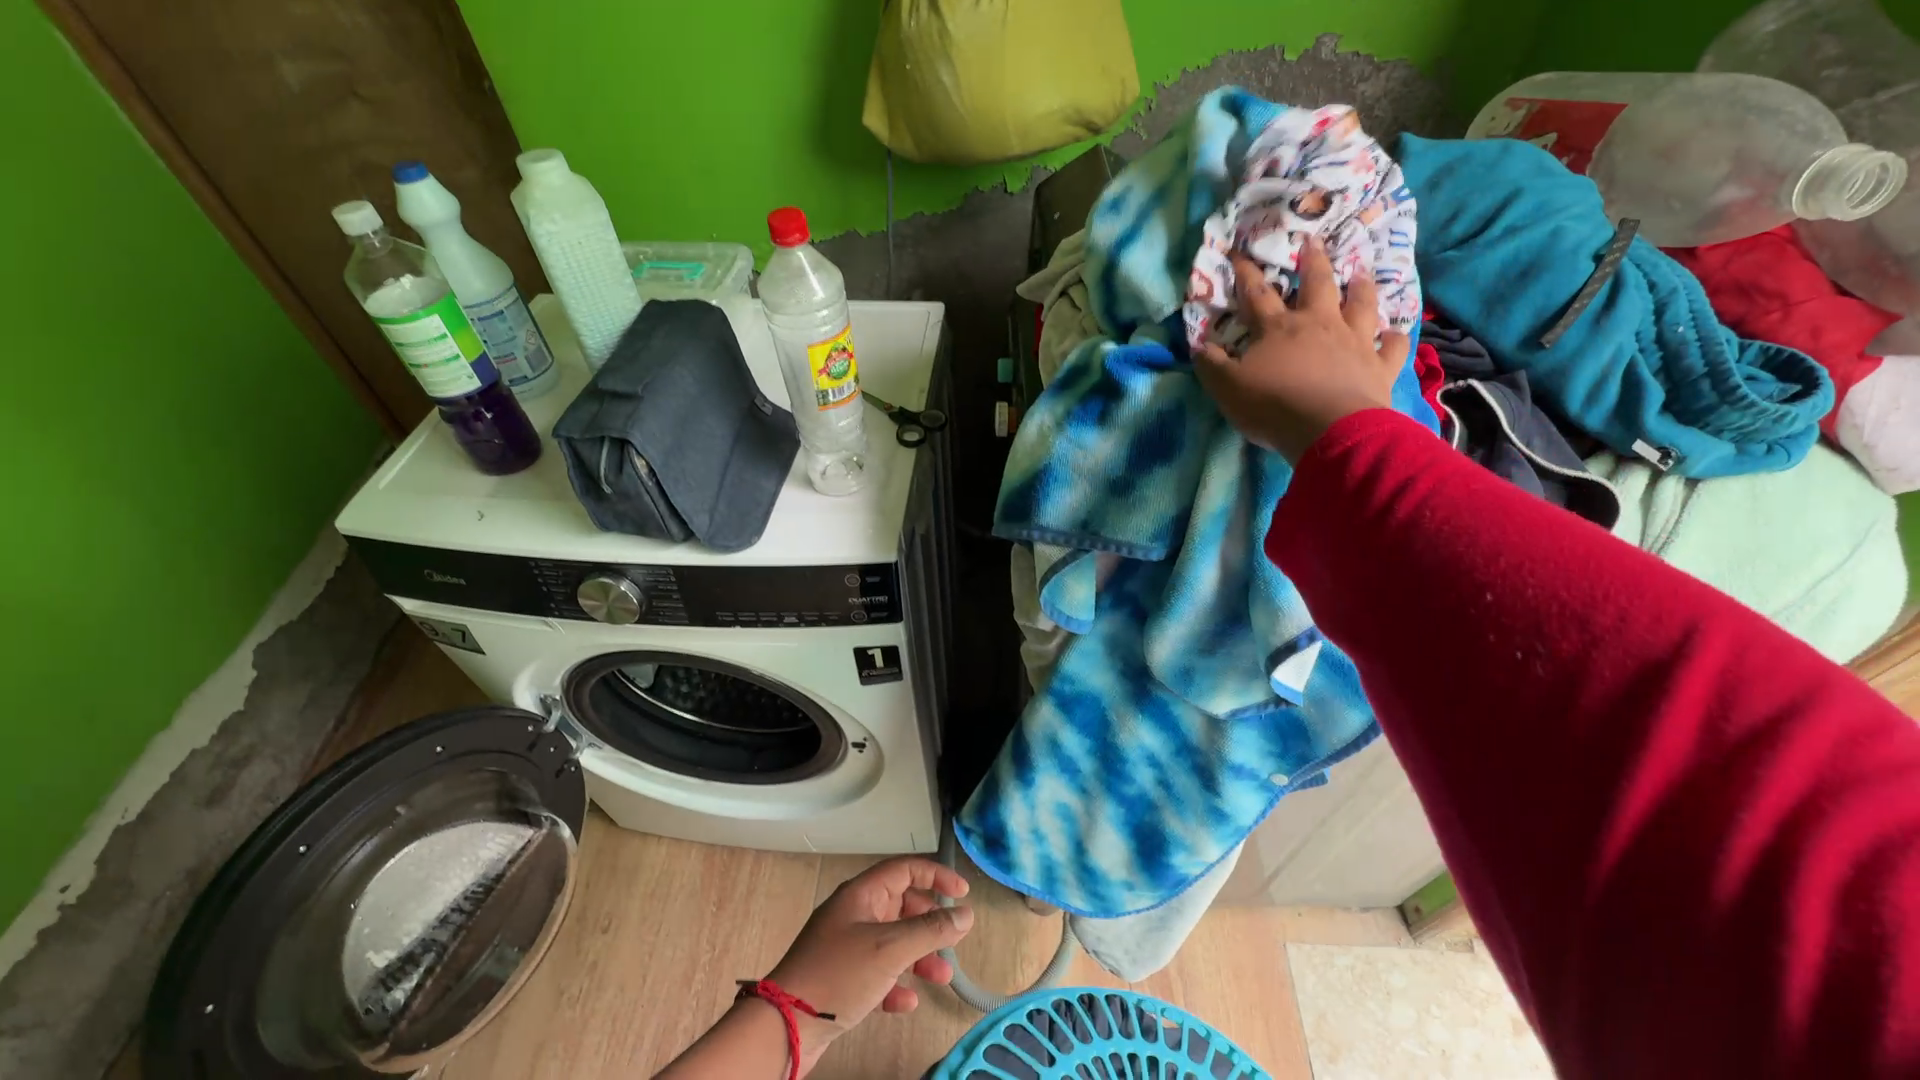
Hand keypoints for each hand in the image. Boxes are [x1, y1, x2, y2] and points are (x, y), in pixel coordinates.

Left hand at [764, 857, 972, 1064]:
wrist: (785, 1024)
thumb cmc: (838, 975)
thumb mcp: (889, 948)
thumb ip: (931, 930)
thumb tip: (965, 913)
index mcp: (860, 895)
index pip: (904, 869)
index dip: (935, 875)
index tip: (962, 893)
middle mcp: (853, 914)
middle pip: (900, 906)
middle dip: (929, 923)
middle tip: (952, 940)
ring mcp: (845, 947)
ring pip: (892, 942)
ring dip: (918, 957)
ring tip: (941, 977)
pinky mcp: (841, 979)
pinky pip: (877, 973)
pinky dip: (895, 984)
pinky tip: (906, 1002)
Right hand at [1194, 238, 1409, 462]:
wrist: (1330, 430)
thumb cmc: (1274, 406)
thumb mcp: (1227, 389)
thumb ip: (1212, 365)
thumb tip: (1200, 346)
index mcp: (1279, 328)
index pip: (1257, 294)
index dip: (1246, 273)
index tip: (1239, 252)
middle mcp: (1320, 325)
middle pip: (1317, 285)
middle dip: (1313, 261)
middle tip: (1314, 241)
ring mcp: (1355, 342)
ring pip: (1361, 305)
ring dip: (1361, 287)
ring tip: (1361, 273)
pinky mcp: (1380, 366)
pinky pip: (1392, 347)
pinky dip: (1394, 338)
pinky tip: (1394, 332)